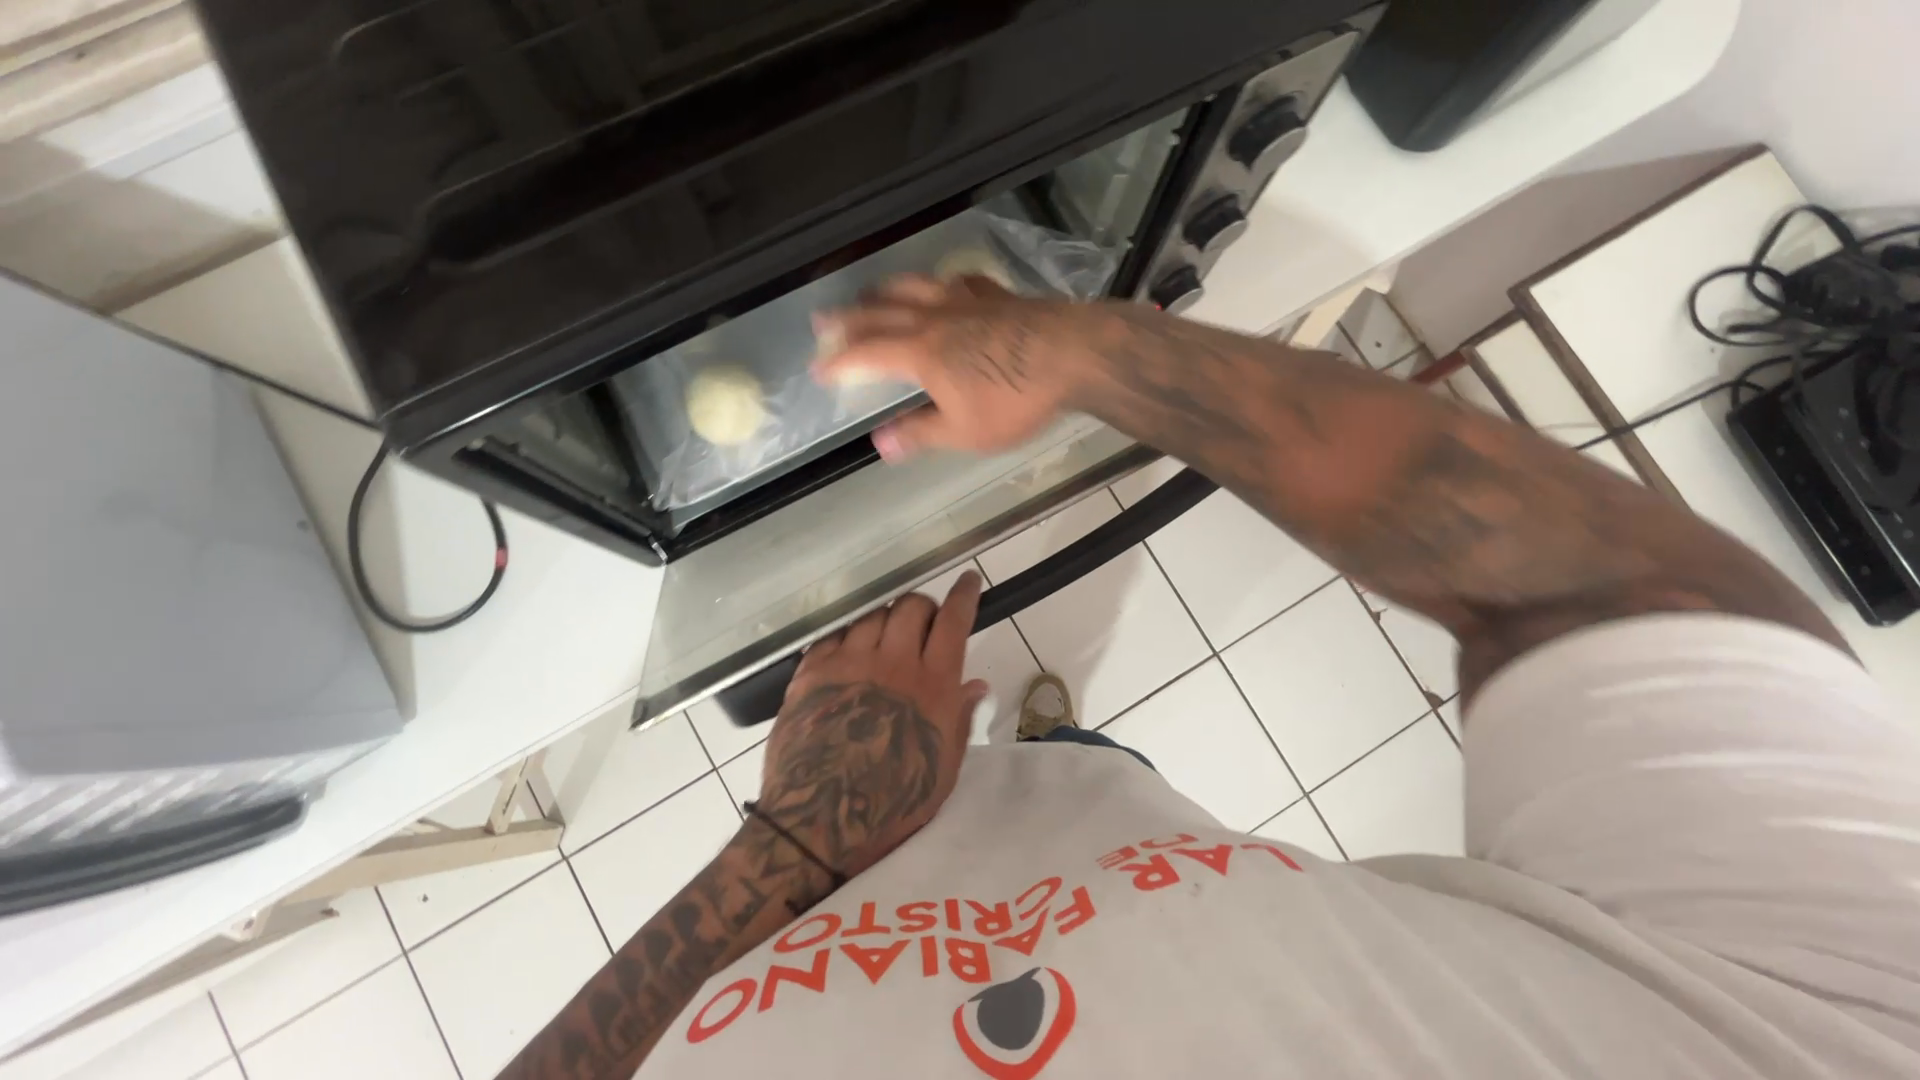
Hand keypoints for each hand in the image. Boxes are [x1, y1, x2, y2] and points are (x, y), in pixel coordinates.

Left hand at [756, 571, 989, 883]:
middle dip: (923, 607)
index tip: (968, 579)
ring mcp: (849, 662)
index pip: (953, 621)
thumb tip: (976, 684)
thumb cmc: (895, 802)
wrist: (822, 818)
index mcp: (933, 684)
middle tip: (923, 624)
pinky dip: (848, 636)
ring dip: (886, 620)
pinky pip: (834, 634)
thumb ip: (959, 719)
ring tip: (886, 640)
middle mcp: (894, 661)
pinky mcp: (812, 671)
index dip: (964, 595)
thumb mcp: (945, 768)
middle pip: (911, 607)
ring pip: (872, 615)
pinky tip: (850, 652)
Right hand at [813, 274, 1092, 462]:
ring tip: (871, 292)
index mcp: (921, 353)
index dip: (840, 361)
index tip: (819, 368)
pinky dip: (942, 284)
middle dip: (848, 318)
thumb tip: (880, 443)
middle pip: (881, 312)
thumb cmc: (1016, 399)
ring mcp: (967, 301)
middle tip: (823, 319)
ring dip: (886, 290)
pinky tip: (946, 286)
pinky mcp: (998, 295)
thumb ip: (920, 433)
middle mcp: (936, 318)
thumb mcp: (965, 431)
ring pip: (916, 286)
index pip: (867, 353)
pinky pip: (959, 282)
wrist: (1074, 355)